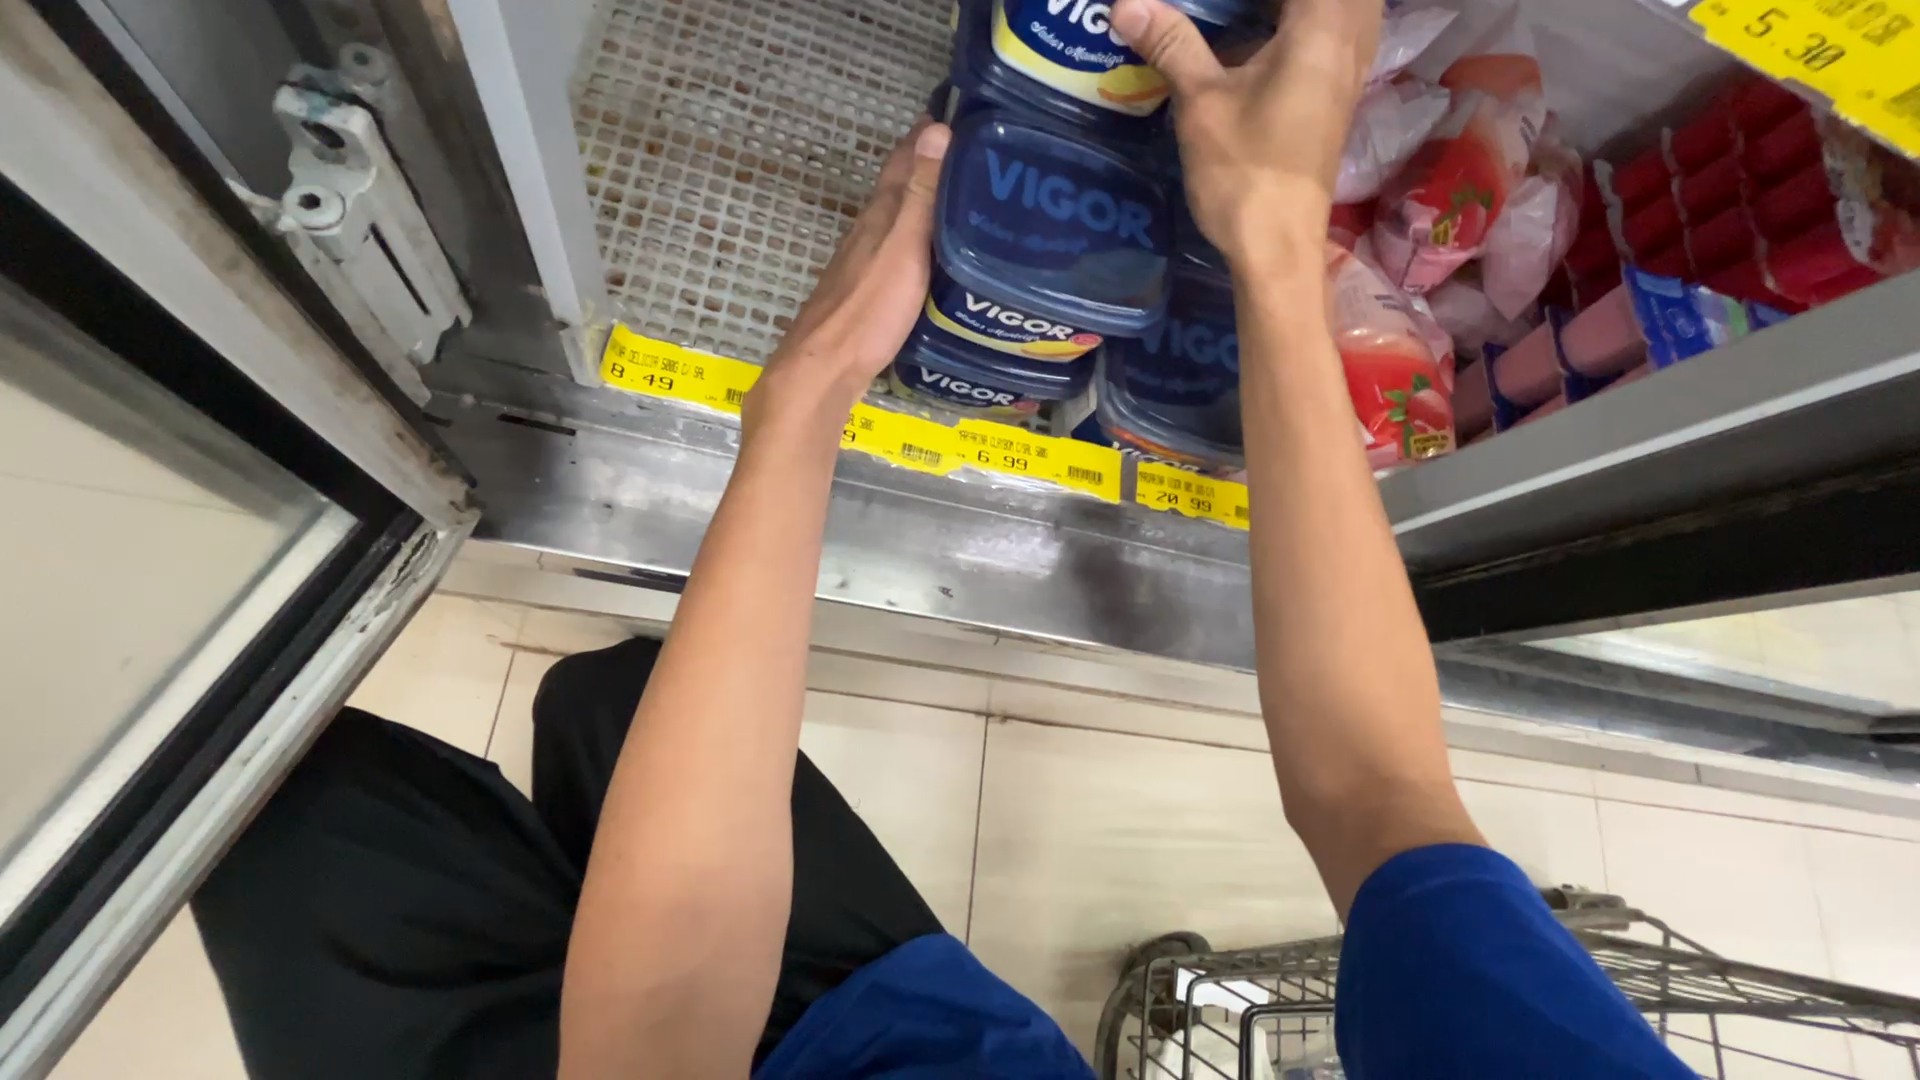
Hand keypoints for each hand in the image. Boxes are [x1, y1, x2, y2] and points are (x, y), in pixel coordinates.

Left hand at [746, 119, 951, 433]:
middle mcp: (871, 230)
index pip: (906, 159)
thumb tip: (937, 129)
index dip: (931, 135)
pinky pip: (902, 252)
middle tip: (978, 158)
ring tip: (965, 201)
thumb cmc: (869, 310)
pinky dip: (921, 241)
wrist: (827, 366)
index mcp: (882, 215)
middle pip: (903, 187)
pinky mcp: (870, 291)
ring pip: (901, 220)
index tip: (966, 116)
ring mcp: (867, 262)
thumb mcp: (903, 249)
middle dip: (935, 166)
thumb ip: (919, 196)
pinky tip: (936, 254)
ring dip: (927, 205)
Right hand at [1112, 0, 1380, 272]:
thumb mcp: (1201, 104)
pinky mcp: (1340, 98)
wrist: (1276, 244)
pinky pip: (1341, 33)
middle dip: (1275, 1)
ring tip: (1254, 18)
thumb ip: (1172, 45)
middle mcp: (1350, 36)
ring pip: (1347, 7)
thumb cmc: (1243, 173)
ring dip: (1300, 9)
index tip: (1216, 4)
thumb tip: (1126, 5)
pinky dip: (1312, 24)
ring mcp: (1351, 70)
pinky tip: (1272, 41)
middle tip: (1232, 10)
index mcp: (1321, 24)